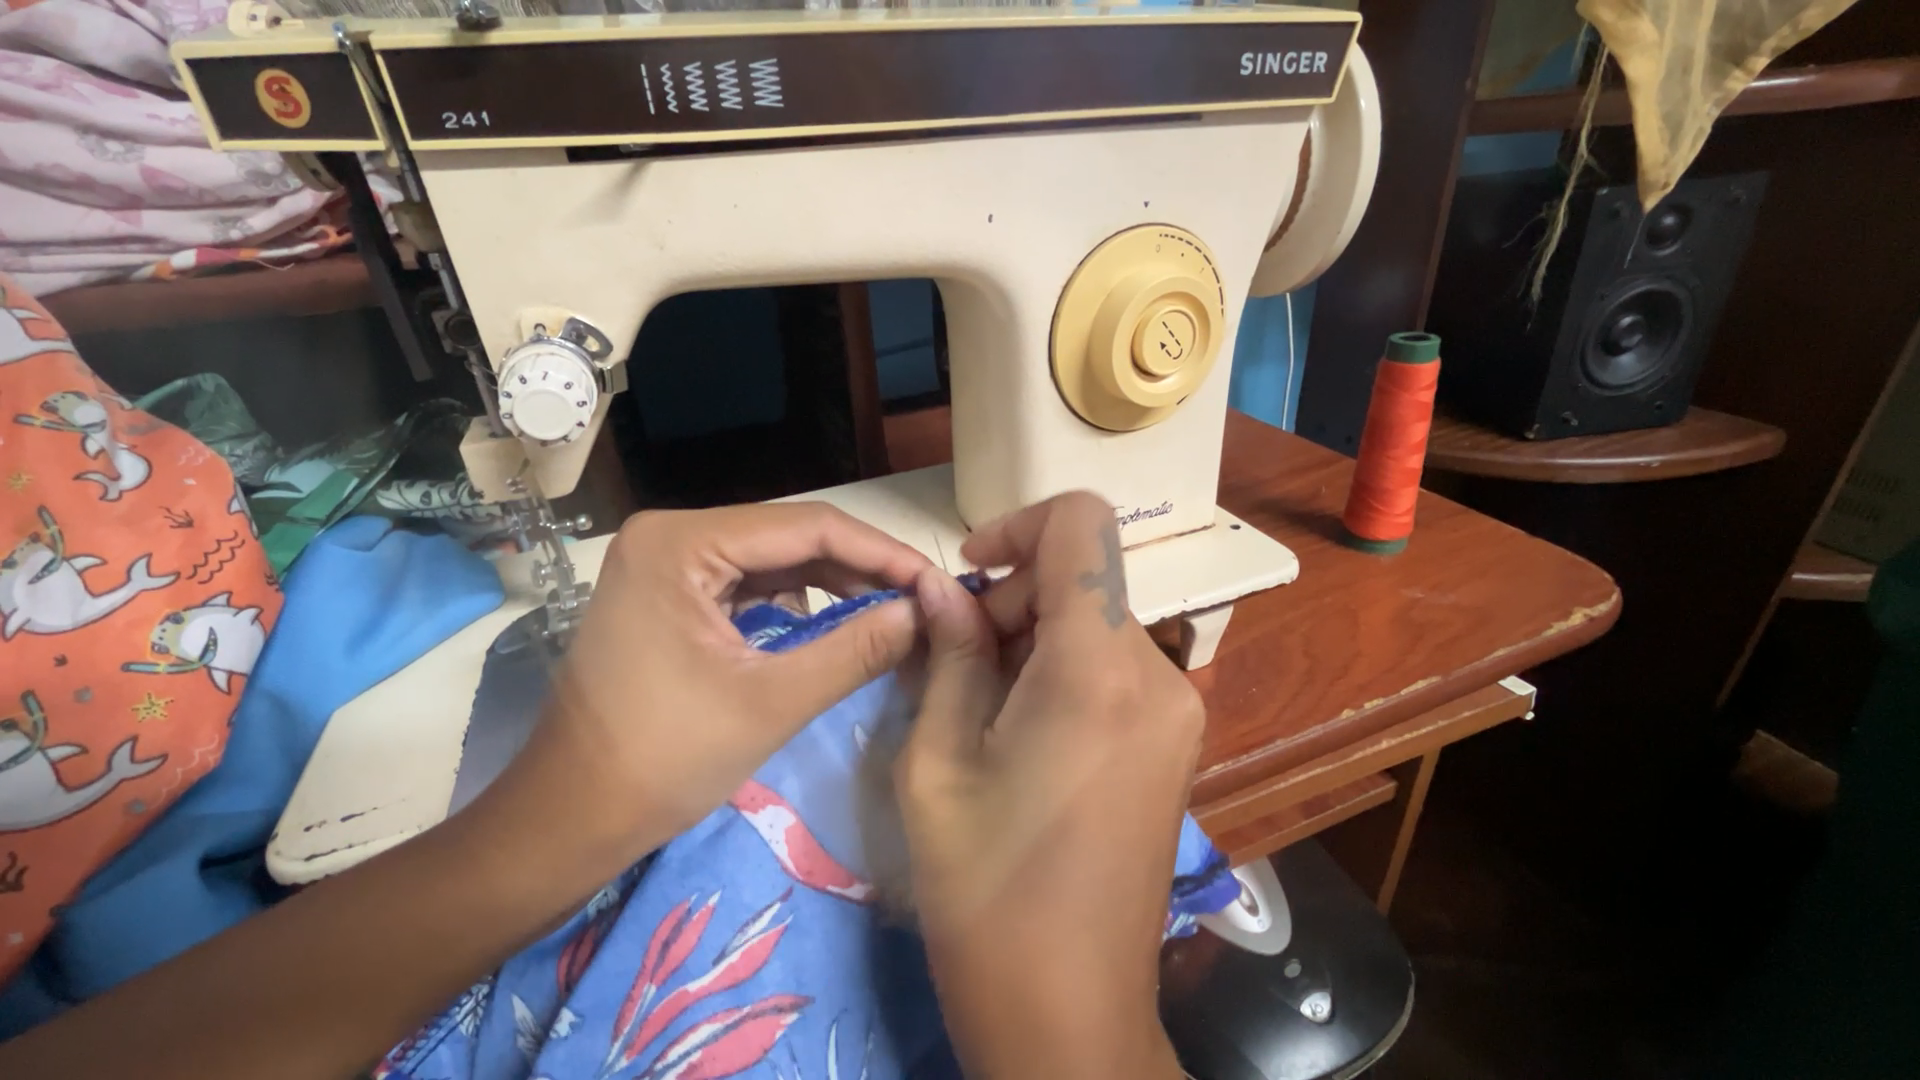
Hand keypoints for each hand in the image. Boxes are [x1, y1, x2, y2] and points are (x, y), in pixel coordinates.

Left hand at [489, 503, 932, 875]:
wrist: (572, 816)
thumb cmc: (665, 759)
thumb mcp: (773, 701)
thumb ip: (856, 649)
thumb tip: (925, 612)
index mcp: (681, 543)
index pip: (808, 527)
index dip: (881, 553)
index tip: (936, 581)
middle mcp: (671, 535)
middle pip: (791, 538)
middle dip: (861, 569)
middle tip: (923, 600)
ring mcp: (667, 563)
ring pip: (774, 560)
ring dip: (834, 585)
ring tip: (892, 613)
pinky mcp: (671, 593)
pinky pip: (750, 584)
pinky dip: (798, 604)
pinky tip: (838, 624)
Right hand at [897, 492, 1201, 1079]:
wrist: (1068, 1011)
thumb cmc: (984, 891)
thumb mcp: (937, 762)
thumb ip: (947, 654)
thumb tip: (941, 586)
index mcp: (1096, 670)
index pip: (1081, 524)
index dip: (1017, 524)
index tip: (967, 574)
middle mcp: (1157, 675)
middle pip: (1085, 578)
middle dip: (1014, 597)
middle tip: (955, 661)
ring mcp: (1176, 712)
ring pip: (1099, 622)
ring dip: (1035, 637)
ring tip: (980, 708)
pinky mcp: (1175, 744)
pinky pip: (1116, 668)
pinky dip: (1064, 670)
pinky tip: (1022, 732)